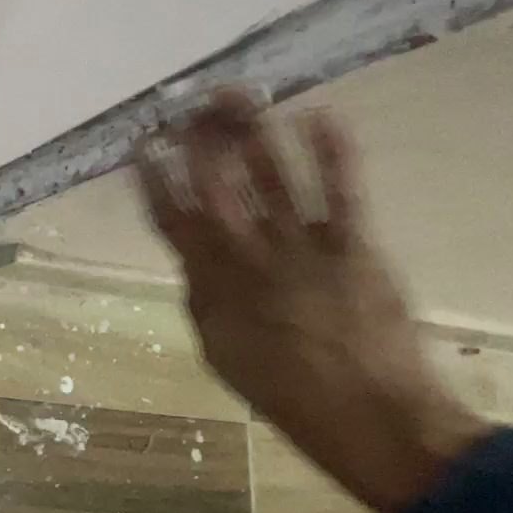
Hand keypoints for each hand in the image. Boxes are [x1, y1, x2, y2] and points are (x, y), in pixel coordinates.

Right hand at [138, 89, 491, 512]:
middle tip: (184, 105)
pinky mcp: (352, 246)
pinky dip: (330, 151)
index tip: (144, 145)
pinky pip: (339, 191)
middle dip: (196, 141)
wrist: (368, 417)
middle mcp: (248, 256)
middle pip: (215, 185)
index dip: (154, 178)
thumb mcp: (219, 351)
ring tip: (231, 95)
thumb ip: (202, 299)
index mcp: (211, 283)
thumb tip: (193, 262)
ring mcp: (300, 247)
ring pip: (268, 177)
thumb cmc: (284, 392)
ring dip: (248, 132)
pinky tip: (318, 114)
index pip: (171, 218)